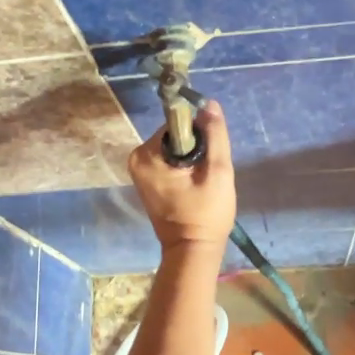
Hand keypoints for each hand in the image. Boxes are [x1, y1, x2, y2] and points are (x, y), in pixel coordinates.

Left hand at [128, 100, 236, 249]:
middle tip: (208, 175)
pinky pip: (170, 163)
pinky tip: (194, 188)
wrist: (192, 251)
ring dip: (192, 161)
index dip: (200, 138)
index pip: (178, 125)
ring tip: (202, 183)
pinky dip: (184, 170)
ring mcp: (139, 172)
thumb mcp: (218, 172)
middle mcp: (137, 159)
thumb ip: (215, 135)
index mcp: (147, 154)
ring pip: (175, 150)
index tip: (209, 160)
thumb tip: (208, 104)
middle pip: (176, 137)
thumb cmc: (206, 214)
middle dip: (196, 150)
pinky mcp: (147, 182)